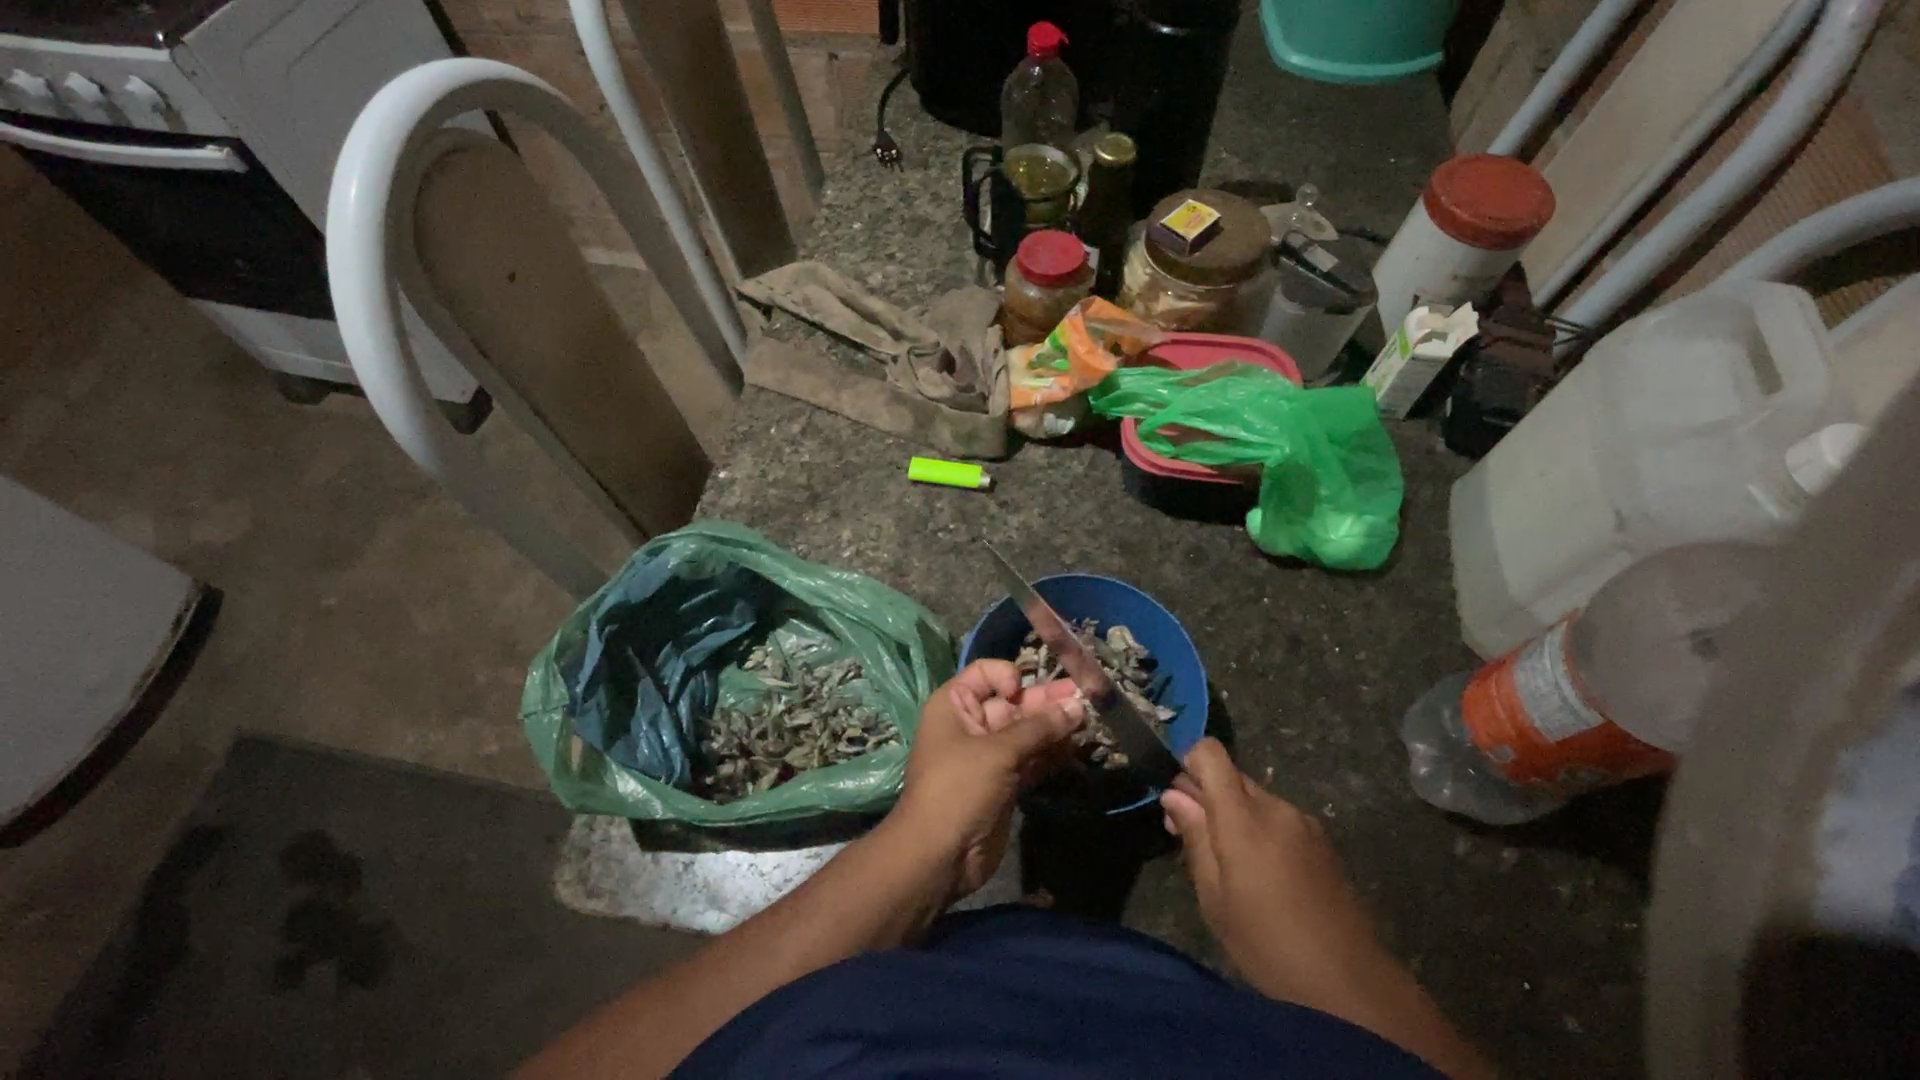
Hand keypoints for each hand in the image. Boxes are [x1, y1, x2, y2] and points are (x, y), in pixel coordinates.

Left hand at [891, 660, 1083, 901]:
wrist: (939, 855)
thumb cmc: (958, 789)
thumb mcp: (997, 752)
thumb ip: (1039, 728)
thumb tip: (1076, 706)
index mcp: (955, 705)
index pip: (986, 673)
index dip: (1010, 676)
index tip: (1026, 691)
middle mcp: (971, 724)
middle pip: (1014, 703)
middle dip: (1047, 702)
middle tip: (1085, 700)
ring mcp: (989, 756)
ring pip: (1027, 733)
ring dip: (1055, 729)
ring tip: (1088, 723)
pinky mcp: (1005, 783)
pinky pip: (1032, 759)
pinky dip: (1052, 755)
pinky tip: (1077, 750)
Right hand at [1160, 738, 1378, 1003]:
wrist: (1351, 984)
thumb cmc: (1267, 945)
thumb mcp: (1215, 898)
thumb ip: (1195, 838)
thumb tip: (1174, 795)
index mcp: (1245, 818)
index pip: (1211, 754)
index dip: (1189, 765)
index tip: (1178, 801)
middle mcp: (1277, 808)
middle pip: (1233, 778)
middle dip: (1207, 798)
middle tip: (1192, 842)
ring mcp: (1306, 824)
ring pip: (1256, 800)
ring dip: (1235, 818)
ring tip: (1230, 869)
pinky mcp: (1325, 844)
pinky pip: (1280, 821)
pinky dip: (1261, 833)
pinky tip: (1264, 880)